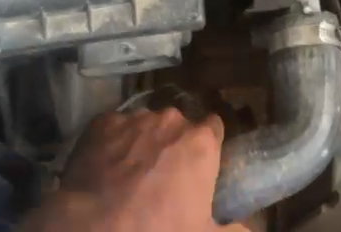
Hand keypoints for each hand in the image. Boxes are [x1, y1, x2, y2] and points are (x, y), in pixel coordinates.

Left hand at [24, 106, 237, 231]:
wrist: (93, 231)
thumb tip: (247, 230)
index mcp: (201, 143)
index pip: (214, 129)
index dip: (208, 148)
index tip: (200, 169)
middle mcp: (171, 120)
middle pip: (178, 127)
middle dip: (173, 147)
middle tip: (163, 181)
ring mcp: (134, 119)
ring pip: (145, 126)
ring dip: (142, 145)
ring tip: (129, 179)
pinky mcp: (101, 124)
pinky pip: (113, 130)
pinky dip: (112, 146)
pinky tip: (104, 172)